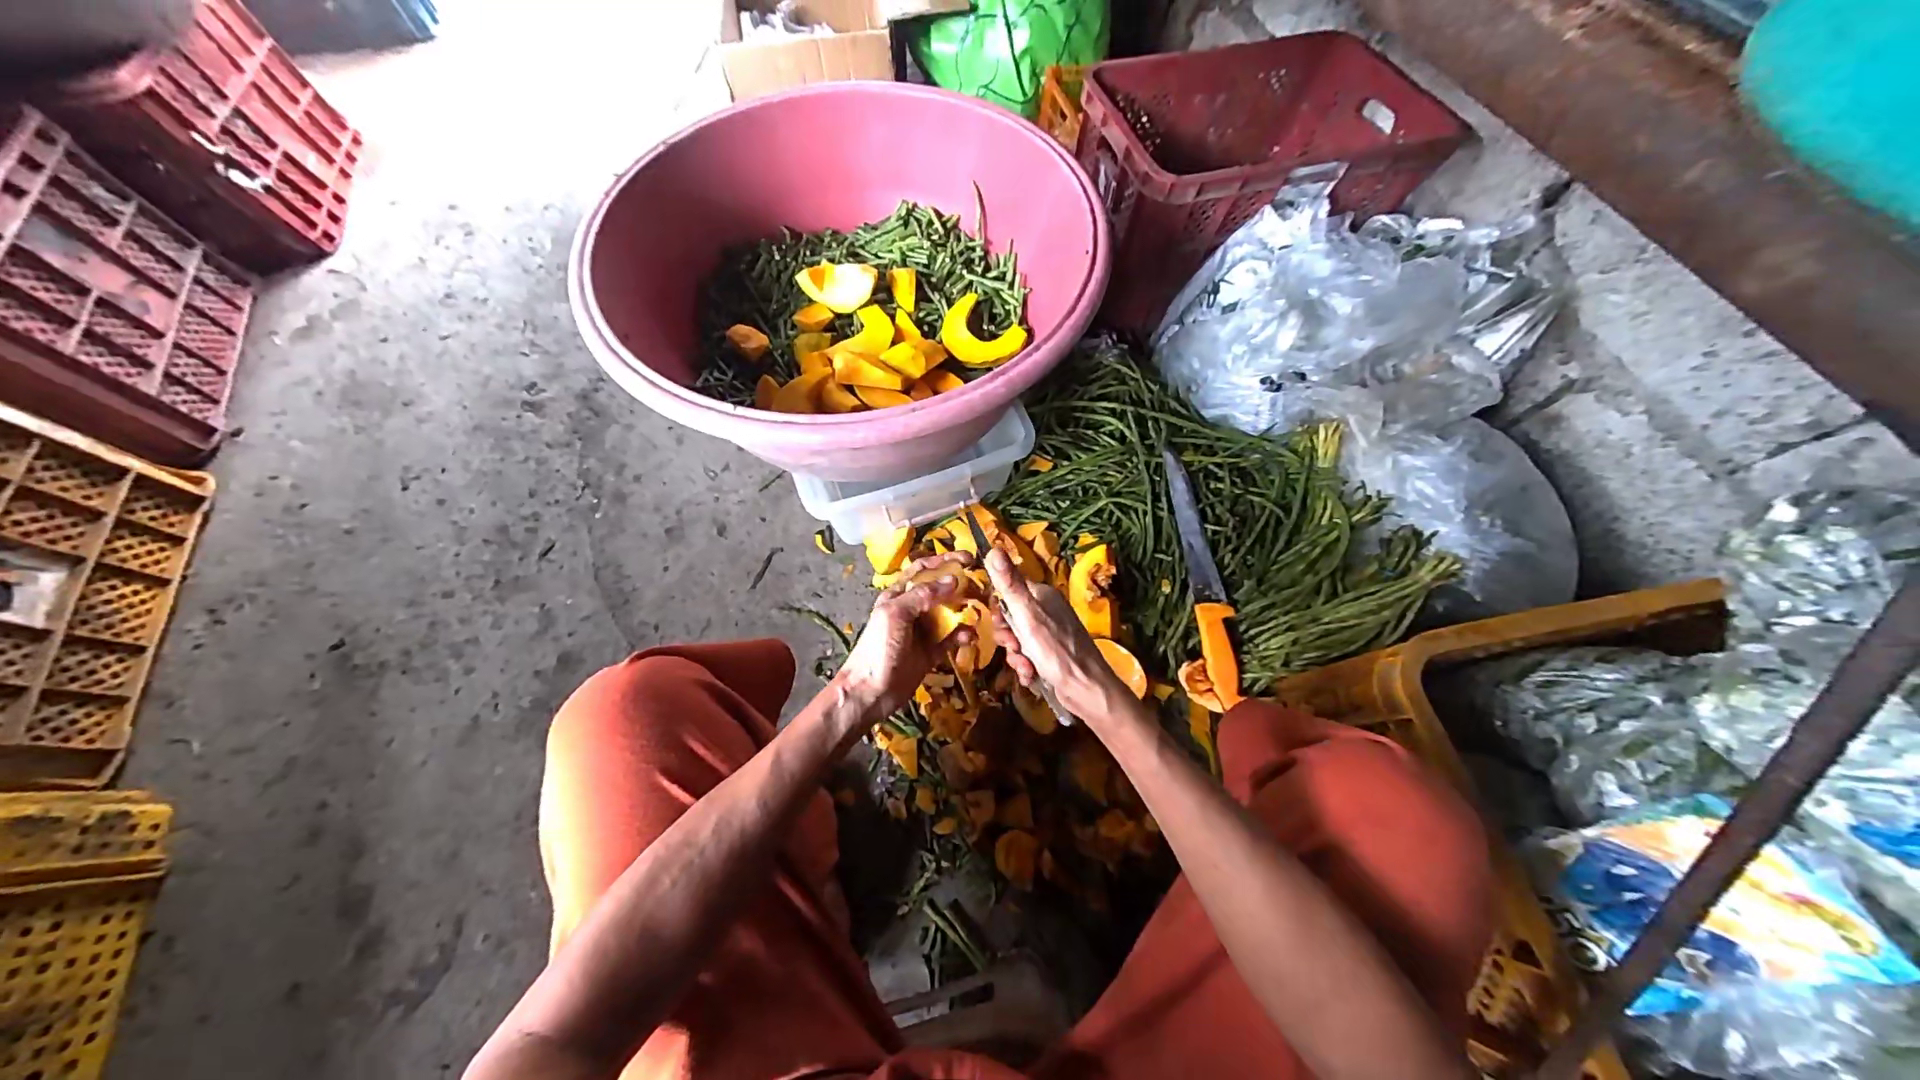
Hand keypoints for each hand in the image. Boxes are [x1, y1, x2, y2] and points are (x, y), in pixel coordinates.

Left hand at [838, 551, 973, 718]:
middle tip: (982, 586)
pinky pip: (951, 639)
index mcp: (899, 595)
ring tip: (981, 611)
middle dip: (961, 586)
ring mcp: (923, 631)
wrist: (870, 692)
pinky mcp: (931, 652)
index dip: (944, 560)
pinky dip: (963, 636)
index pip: (923, 569)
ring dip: (966, 611)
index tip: (968, 558)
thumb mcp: (896, 615)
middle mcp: (912, 609)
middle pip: (940, 590)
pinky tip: (971, 636)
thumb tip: (953, 580)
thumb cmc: (878, 649)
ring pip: (950, 614)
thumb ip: (923, 595)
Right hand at [983, 548, 1135, 723]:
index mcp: (1041, 595)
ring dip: (1016, 657)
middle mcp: (1046, 611)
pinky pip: (1028, 656)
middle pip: (1010, 619)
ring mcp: (1050, 633)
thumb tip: (993, 549)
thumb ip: (1009, 584)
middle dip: (1008, 638)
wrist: (1086, 688)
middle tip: (1015, 648)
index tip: (1002, 626)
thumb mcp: (1027, 615)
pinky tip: (1031, 676)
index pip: (1007, 592)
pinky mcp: (1052, 654)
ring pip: (1017, 640)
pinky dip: (1026, 667)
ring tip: (1027, 667)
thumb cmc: (1056, 650)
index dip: (999, 611)